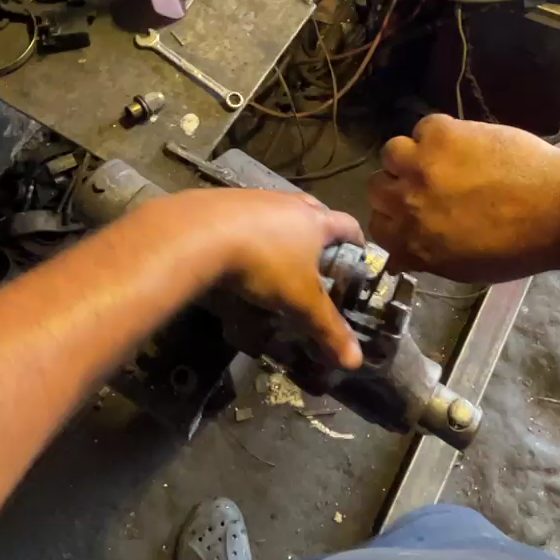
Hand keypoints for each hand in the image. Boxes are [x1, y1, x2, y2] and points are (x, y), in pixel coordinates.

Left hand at [129, 188, 365, 368]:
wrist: (200, 234)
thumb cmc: (264, 264)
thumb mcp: (299, 301)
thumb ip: (327, 328)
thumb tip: (356, 361)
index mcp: (315, 220)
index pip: (348, 225)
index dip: (357, 240)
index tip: (359, 255)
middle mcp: (289, 202)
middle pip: (314, 209)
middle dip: (320, 230)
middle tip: (319, 254)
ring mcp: (256, 198)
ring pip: (279, 210)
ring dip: (283, 228)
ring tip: (278, 253)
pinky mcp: (226, 199)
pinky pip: (247, 213)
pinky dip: (251, 229)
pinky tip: (241, 248)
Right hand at [368, 115, 559, 283]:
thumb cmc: (519, 247)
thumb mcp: (464, 269)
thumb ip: (425, 258)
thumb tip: (398, 257)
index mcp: (413, 242)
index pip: (377, 226)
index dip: (392, 218)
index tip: (409, 213)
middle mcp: (407, 203)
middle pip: (376, 187)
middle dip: (397, 186)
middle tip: (425, 184)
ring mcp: (421, 165)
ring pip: (392, 152)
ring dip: (410, 156)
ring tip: (439, 159)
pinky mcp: (441, 133)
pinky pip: (423, 127)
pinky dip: (439, 135)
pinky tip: (464, 143)